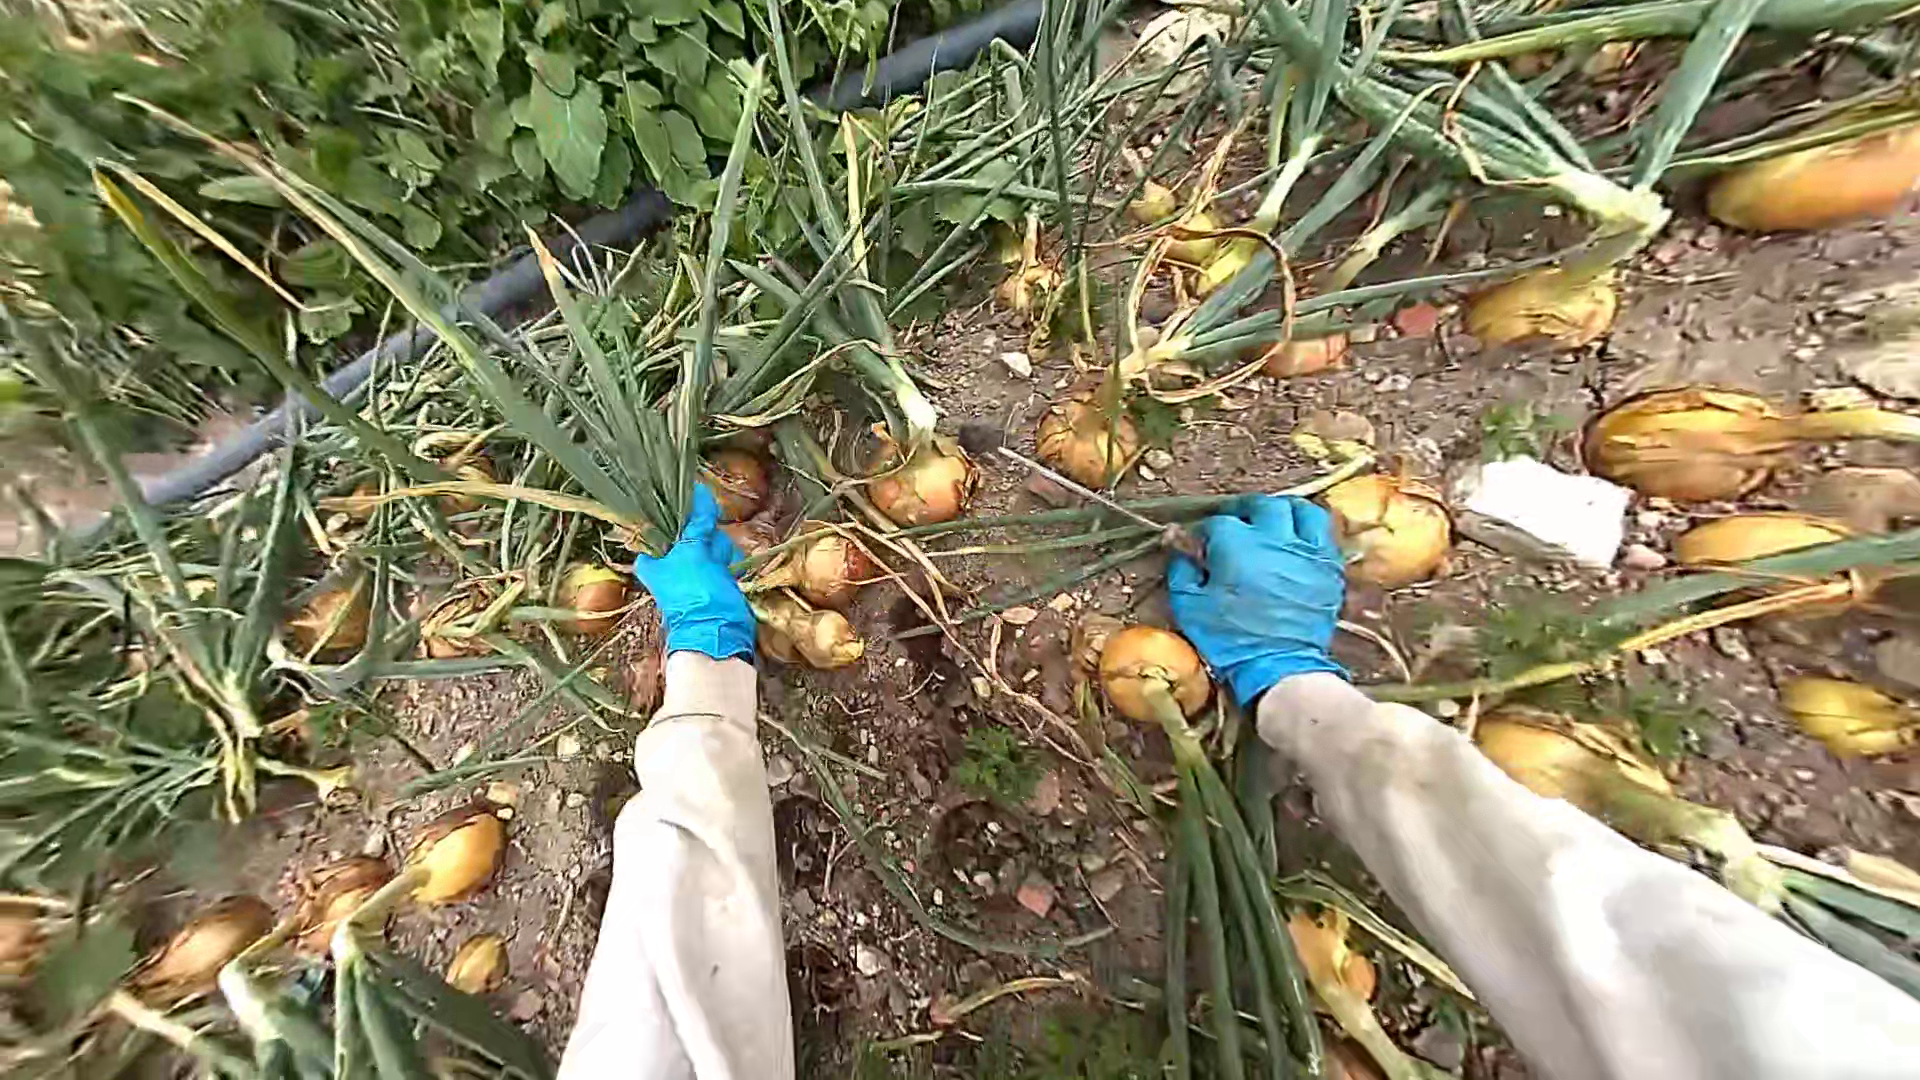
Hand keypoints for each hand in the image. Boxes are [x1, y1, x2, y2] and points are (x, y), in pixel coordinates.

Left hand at [631, 486, 755, 661]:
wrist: (719, 630)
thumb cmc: (696, 593)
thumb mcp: (692, 553)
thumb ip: (696, 523)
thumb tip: (700, 492)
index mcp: (653, 558)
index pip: (667, 524)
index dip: (684, 518)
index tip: (699, 517)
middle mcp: (670, 563)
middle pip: (693, 531)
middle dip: (707, 536)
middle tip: (710, 551)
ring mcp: (694, 571)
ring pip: (711, 543)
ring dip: (721, 549)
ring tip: (722, 565)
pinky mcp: (714, 578)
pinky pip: (723, 558)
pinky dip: (728, 561)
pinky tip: (730, 570)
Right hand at [1167, 495, 1345, 704]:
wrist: (1279, 667)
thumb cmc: (1228, 638)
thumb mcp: (1188, 605)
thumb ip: (1182, 567)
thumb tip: (1177, 539)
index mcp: (1235, 546)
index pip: (1217, 522)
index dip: (1205, 533)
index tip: (1200, 547)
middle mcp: (1273, 539)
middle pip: (1261, 505)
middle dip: (1243, 510)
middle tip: (1233, 523)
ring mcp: (1306, 551)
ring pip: (1299, 509)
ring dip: (1281, 510)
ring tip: (1270, 521)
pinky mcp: (1329, 567)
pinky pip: (1324, 531)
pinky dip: (1307, 528)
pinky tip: (1295, 538)